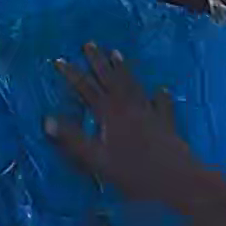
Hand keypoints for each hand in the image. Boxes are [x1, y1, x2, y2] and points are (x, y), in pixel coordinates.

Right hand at [46, 42, 214, 209]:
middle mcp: (129, 106)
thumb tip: (47, 119)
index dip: (72, 74)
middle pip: (110, 79)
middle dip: (98, 61)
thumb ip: (73, 140)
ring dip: (123, 69)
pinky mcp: (166, 123)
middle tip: (89, 43)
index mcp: (110, 114)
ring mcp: (149, 112)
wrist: (178, 182)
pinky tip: (161, 89)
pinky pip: (161, 104)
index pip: (86, 89)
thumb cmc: (134, 174)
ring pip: (133, 85)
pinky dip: (159, 95)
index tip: (59, 60)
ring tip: (116, 53)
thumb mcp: (97, 160)